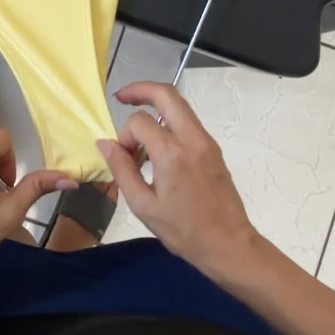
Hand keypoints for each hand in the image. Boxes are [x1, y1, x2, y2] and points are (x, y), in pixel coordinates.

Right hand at [98, 81, 262, 275]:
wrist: (229, 244)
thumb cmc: (183, 230)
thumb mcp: (143, 205)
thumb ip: (122, 169)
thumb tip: (105, 143)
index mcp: (172, 153)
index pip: (139, 122)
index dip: (124, 135)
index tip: (123, 157)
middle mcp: (191, 138)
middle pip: (167, 93)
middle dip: (141, 89)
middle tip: (121, 96)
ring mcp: (206, 141)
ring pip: (180, 105)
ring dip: (156, 106)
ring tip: (137, 125)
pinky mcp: (213, 148)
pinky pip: (188, 122)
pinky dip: (169, 122)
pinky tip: (157, 144)